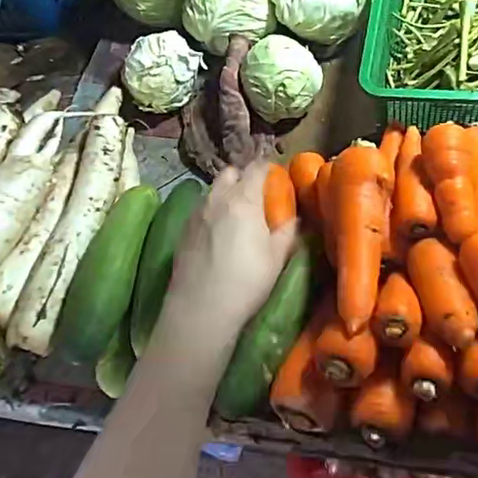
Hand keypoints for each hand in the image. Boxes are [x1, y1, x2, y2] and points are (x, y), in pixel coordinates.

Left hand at [160, 165, 297, 341]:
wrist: (201, 307)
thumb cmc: (246, 281)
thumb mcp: (277, 257)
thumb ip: (287, 231)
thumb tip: (294, 217)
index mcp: (243, 200)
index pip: (256, 169)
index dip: (267, 169)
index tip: (275, 178)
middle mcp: (216, 199)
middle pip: (230, 173)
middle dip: (243, 178)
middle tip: (255, 197)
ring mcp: (196, 213)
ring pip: (212, 190)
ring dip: (225, 194)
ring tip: (236, 216)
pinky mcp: (183, 229)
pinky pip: (200, 209)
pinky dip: (211, 211)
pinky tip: (217, 233)